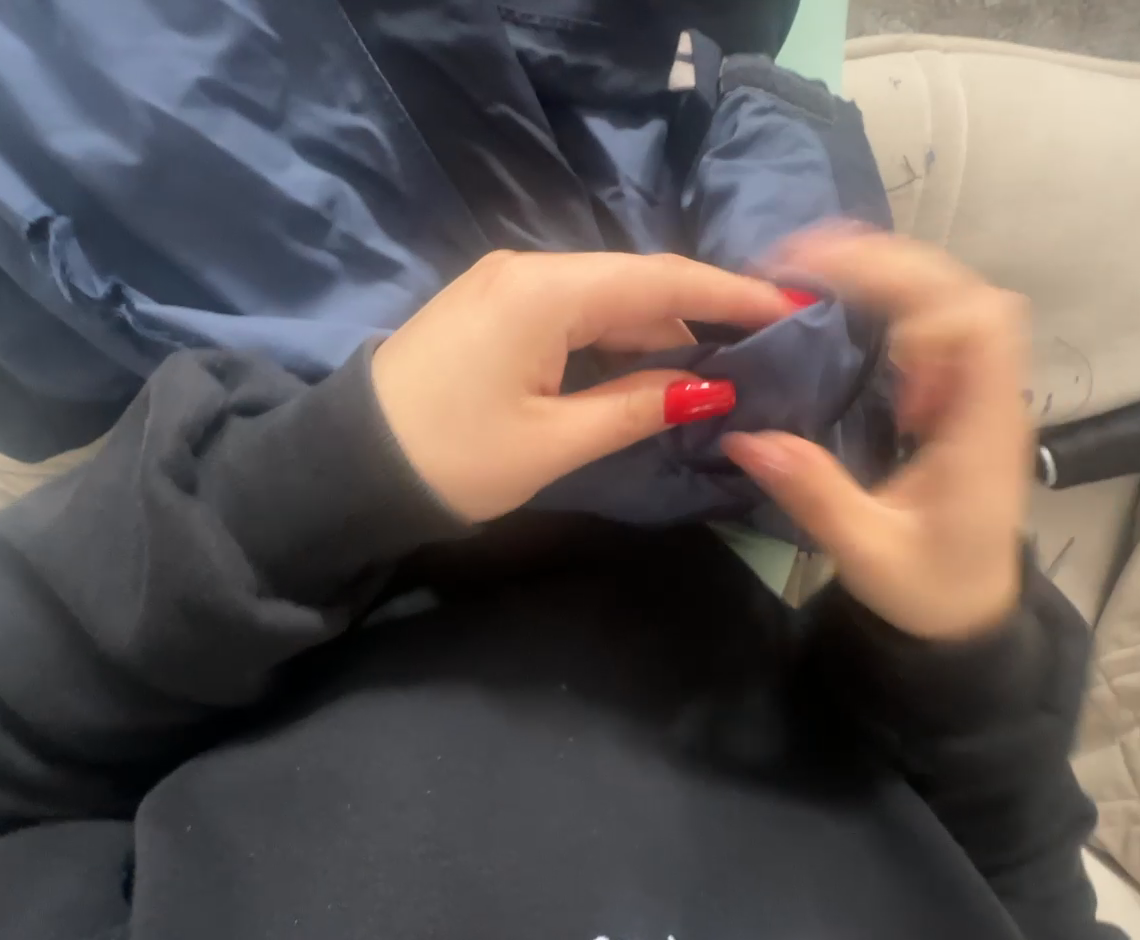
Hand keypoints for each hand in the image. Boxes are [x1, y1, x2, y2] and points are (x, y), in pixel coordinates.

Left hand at [372, 250, 794, 521]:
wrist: (350, 469)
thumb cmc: (454, 459)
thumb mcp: (553, 442)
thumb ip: (635, 407)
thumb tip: (707, 388)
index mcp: (545, 292)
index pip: (659, 279)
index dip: (728, 293)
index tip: (788, 306)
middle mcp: (526, 271)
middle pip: (633, 284)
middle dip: (695, 313)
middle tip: (757, 349)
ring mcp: (503, 288)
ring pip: (601, 300)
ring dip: (653, 330)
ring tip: (714, 364)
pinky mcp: (489, 312)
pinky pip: (569, 315)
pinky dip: (611, 340)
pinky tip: (644, 366)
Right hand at [724, 229, 1030, 640]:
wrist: (970, 613)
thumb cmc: (930, 588)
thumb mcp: (866, 551)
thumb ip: (814, 494)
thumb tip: (744, 435)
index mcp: (982, 430)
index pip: (977, 324)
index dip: (914, 303)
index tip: (841, 316)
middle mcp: (989, 398)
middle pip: (963, 294)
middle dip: (887, 263)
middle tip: (801, 256)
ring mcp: (977, 395)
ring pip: (953, 302)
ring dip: (888, 274)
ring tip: (814, 265)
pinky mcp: (956, 401)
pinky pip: (935, 328)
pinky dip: (890, 302)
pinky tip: (843, 308)